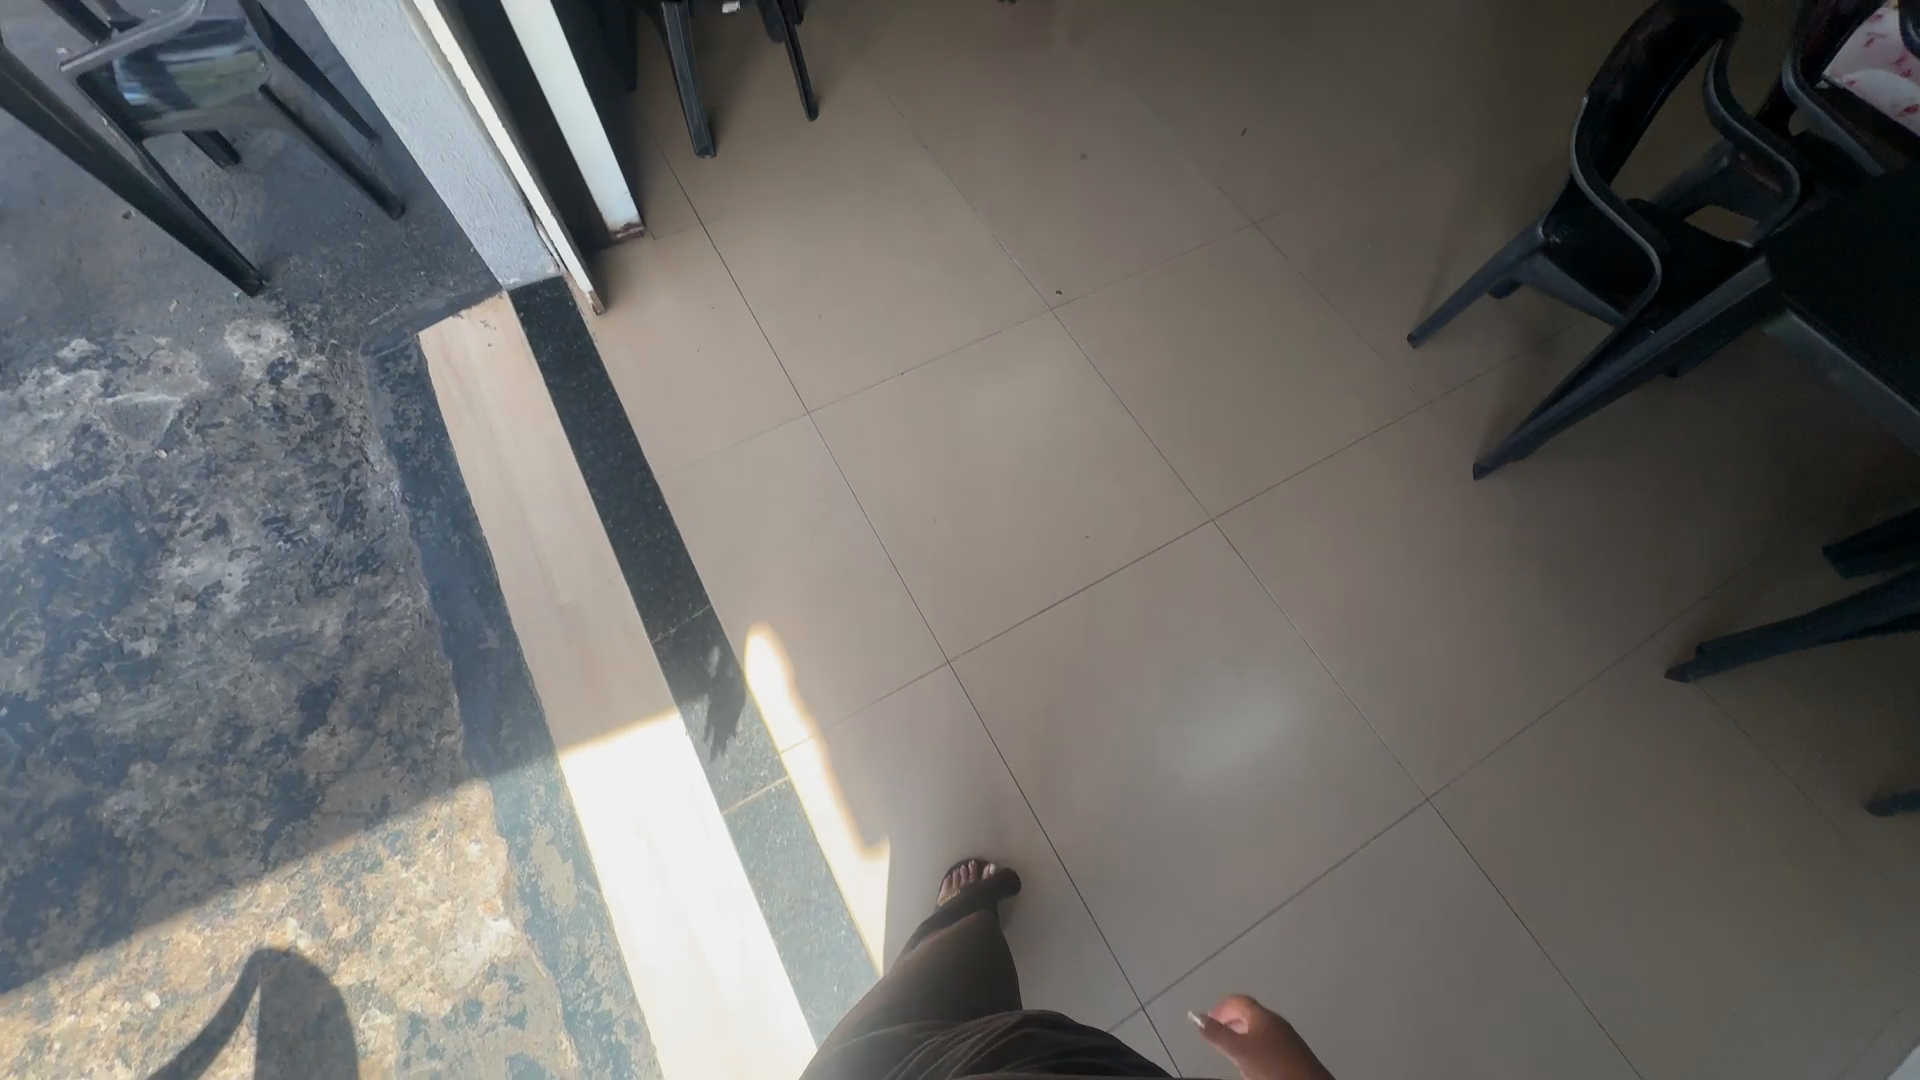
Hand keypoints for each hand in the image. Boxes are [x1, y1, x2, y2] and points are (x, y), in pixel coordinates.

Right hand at [1189, 995, 1333, 1079]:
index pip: (1239, 1000)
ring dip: (1245, 1034)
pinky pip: (1272, 1042)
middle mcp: (1277, 1021)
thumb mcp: (1239, 1051)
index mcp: (1262, 1015)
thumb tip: (1194, 1013)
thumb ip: (1216, 1033)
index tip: (1210, 1018)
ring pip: (1262, 1029)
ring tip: (1234, 1049)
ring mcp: (1289, 1037)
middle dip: (1233, 1020)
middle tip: (1219, 1031)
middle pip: (1251, 1013)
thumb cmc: (1272, 1066)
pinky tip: (1256, 1063)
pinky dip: (1258, 1046)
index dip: (1222, 1006)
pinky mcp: (1297, 1054)